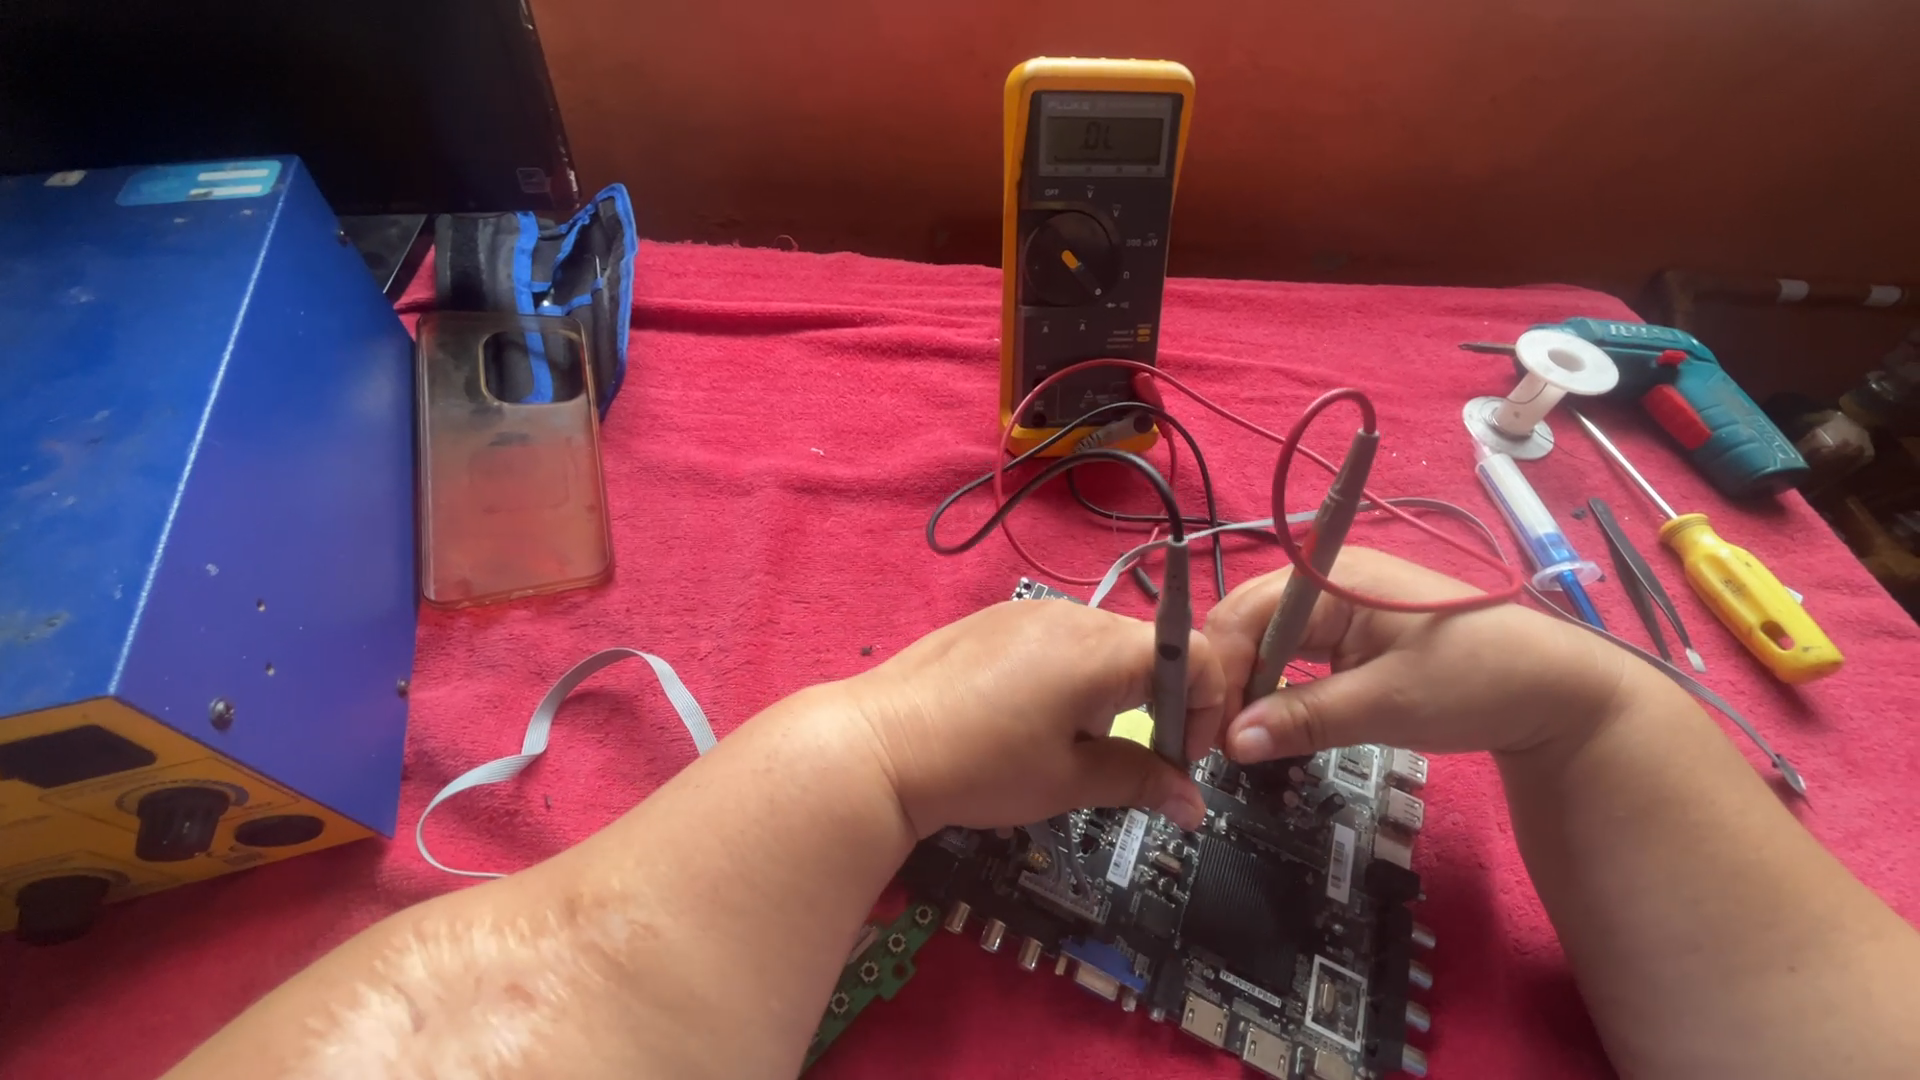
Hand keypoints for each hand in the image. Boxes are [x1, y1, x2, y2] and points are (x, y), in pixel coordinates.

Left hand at [844, 599, 1224, 836]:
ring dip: (1111, 688)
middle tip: (1129, 756)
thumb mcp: (1067, 781)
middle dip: (1157, 702)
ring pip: (1101, 642)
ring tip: (1066, 738)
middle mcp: (1070, 614)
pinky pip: (1056, 638)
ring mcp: (1027, 611)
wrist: (877, 743)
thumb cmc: (981, 765)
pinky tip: (1026, 713)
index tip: (1180, 757)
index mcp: (1099, 647)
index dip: (1205, 706)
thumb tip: (1193, 805)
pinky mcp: (994, 619)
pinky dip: (1068, 673)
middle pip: (1146, 647)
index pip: (1193, 654)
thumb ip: (1141, 781)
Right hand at [1204, 548, 1638, 763]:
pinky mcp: (1339, 629)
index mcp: (1326, 577)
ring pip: (1259, 641)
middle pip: (1243, 626)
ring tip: (1238, 733)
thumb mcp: (1386, 704)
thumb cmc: (1477, 681)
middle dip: (1226, 681)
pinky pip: (1286, 652)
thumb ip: (1303, 719)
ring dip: (1245, 686)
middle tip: (1219, 741)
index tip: (1210, 734)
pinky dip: (1272, 685)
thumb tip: (1232, 744)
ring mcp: (1328, 603)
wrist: (1555, 690)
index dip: (1218, 673)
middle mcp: (1318, 580)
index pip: (1243, 618)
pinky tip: (1269, 715)